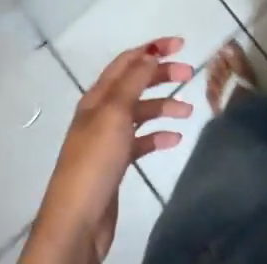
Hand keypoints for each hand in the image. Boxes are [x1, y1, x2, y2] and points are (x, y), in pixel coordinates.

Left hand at [24, 38, 193, 263]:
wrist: (77, 221)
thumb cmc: (95, 161)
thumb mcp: (114, 113)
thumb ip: (134, 81)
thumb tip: (150, 53)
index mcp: (97, 97)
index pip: (127, 61)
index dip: (153, 49)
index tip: (182, 45)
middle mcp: (101, 112)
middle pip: (135, 84)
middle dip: (162, 75)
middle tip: (190, 74)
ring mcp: (108, 139)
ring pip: (141, 112)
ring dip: (164, 106)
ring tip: (188, 112)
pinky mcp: (116, 163)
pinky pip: (141, 141)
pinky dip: (158, 136)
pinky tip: (174, 139)